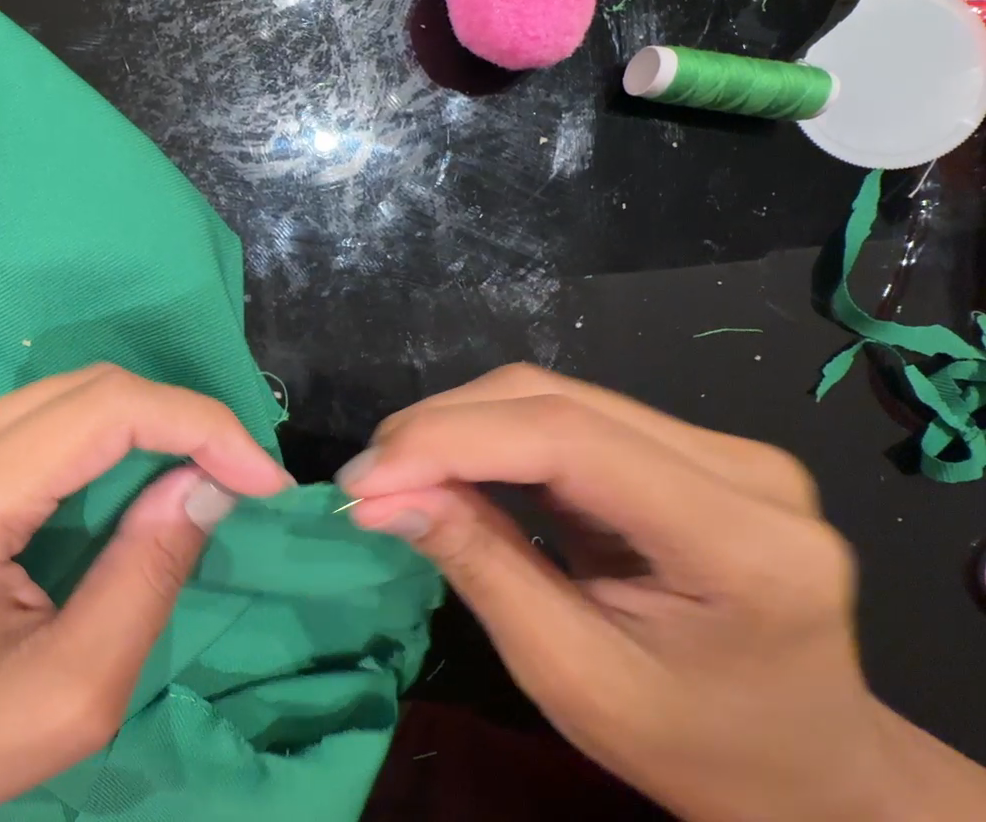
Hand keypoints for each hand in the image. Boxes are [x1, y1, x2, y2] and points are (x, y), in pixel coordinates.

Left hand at [0, 365, 292, 821]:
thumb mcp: (71, 690)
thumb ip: (145, 577)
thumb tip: (207, 486)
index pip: (108, 409)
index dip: (202, 425)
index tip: (265, 480)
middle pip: (91, 388)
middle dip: (183, 421)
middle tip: (242, 481)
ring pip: (70, 395)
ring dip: (148, 426)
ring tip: (205, 480)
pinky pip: (41, 418)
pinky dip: (106, 438)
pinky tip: (139, 479)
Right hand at [336, 364, 985, 821]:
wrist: (800, 763)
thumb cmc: (689, 740)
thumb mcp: (570, 673)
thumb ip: (478, 566)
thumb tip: (378, 496)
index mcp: (743, 543)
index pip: (567, 441)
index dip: (446, 443)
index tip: (359, 482)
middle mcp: (742, 470)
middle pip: (550, 401)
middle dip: (436, 429)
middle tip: (365, 483)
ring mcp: (718, 451)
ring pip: (546, 394)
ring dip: (452, 427)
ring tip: (394, 476)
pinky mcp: (684, 449)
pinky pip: (559, 415)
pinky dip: (483, 436)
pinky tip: (445, 469)